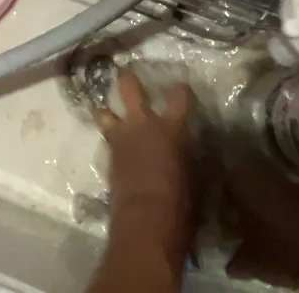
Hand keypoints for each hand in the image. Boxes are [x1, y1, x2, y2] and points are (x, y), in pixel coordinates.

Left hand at [94, 69, 195, 268]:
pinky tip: (115, 146)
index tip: (182, 89)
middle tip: (127, 76)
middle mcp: (143, 124)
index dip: (182, 90)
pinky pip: (106, 139)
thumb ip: (186, 155)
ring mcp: (121, 137)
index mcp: (171, 128)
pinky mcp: (108, 156)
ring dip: (108, 111)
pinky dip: (110, 139)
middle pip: (129, 86)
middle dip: (128, 79)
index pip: (180, 96)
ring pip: (105, 110)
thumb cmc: (181, 204)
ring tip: (109, 113)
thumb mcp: (193, 176)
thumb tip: (186, 151)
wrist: (146, 222)